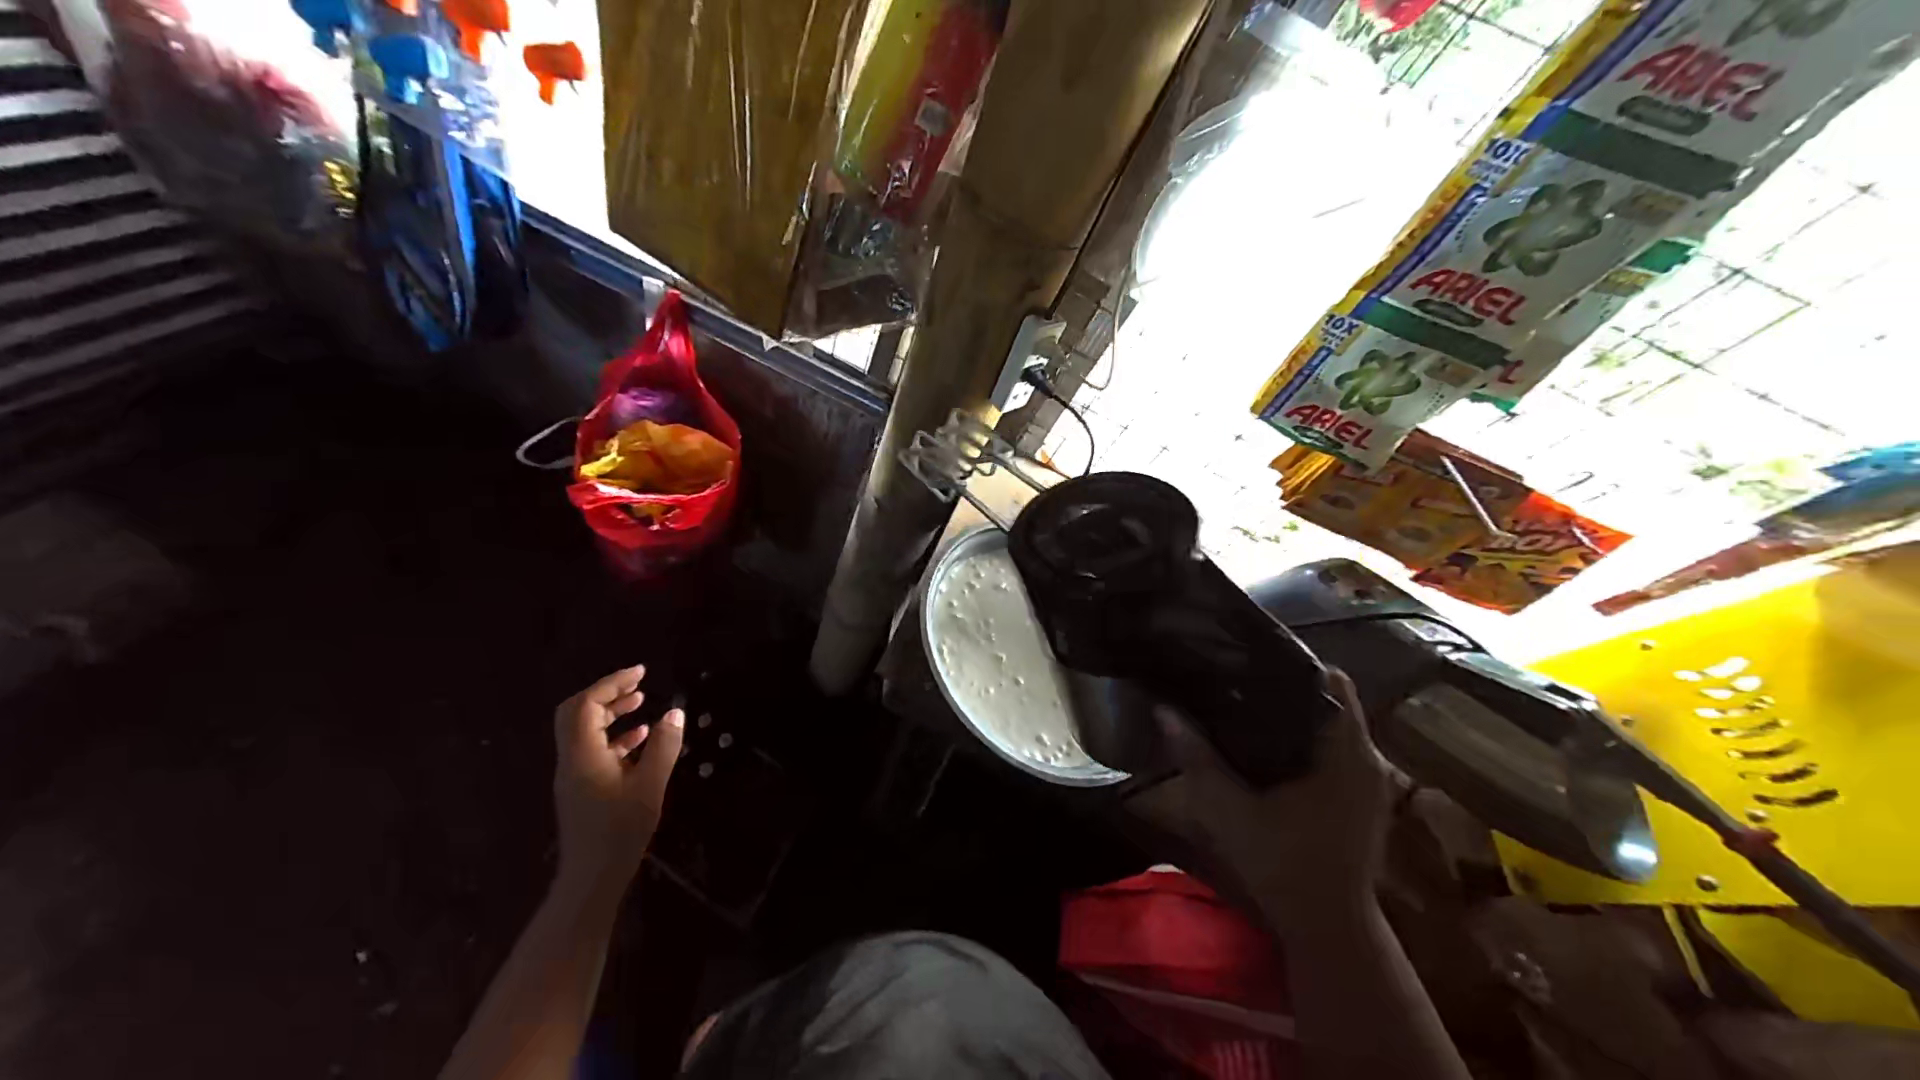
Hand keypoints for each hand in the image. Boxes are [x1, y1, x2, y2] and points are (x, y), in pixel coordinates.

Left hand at [552, 665, 684, 891]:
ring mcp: (573, 776)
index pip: (587, 705)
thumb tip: (675, 712)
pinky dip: (613, 736)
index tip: (641, 673)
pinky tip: (639, 740)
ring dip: (610, 713)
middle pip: (576, 713)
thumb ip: (663, 746)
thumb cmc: (620, 831)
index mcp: (582, 755)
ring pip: (584, 731)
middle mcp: (571, 760)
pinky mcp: (581, 789)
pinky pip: (592, 750)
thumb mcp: (650, 786)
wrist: (591, 880)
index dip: (612, 683)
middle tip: (638, 684)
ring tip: (641, 704)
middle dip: (606, 693)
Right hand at [1126, 669, 1391, 926]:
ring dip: (1300, 715)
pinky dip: (1310, 741)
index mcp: (1346, 753)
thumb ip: (1197, 758)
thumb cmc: (1283, 864)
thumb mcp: (1230, 810)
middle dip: (1291, 686)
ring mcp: (1372, 783)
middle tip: (1242, 677)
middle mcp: (1369, 760)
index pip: (1333, 682)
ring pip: (1336, 727)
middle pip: (1333, 701)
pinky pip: (1338, 751)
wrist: (1329, 930)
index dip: (1295, 662)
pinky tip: (1271, 748)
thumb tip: (1164, 710)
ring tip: (1251, 704)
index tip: (1253, 655)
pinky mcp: (1365, 802)